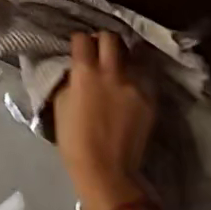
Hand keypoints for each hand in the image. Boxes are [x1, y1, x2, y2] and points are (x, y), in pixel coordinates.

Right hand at [54, 31, 156, 209]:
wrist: (106, 171)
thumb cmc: (74, 138)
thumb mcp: (60, 102)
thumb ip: (70, 78)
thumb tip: (75, 68)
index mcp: (84, 72)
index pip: (82, 38)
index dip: (79, 41)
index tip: (78, 48)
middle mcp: (111, 72)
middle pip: (111, 38)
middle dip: (102, 40)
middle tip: (99, 51)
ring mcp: (134, 85)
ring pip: (133, 53)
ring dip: (124, 55)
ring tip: (119, 64)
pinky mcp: (150, 99)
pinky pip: (146, 76)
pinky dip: (138, 74)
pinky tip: (131, 82)